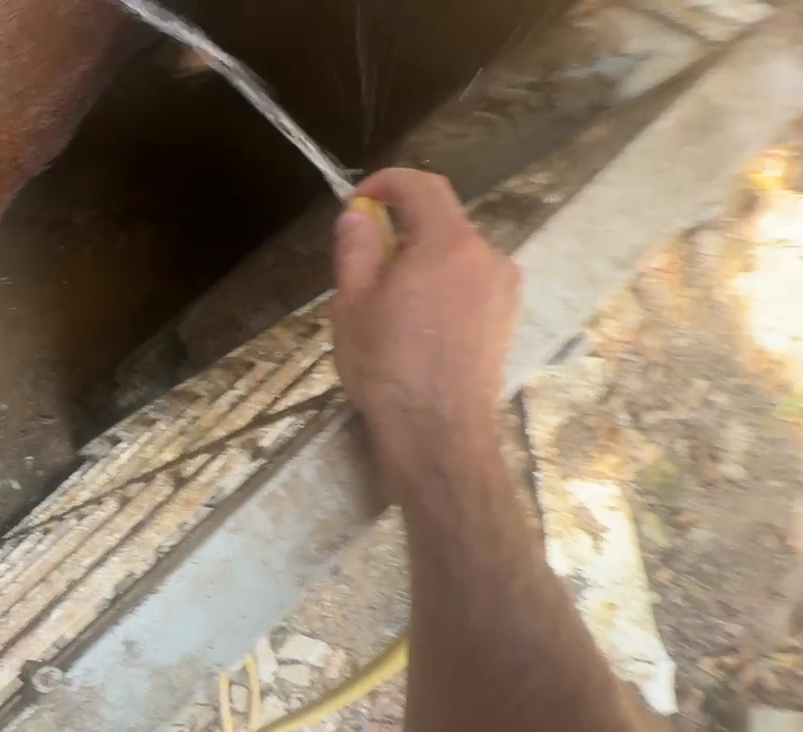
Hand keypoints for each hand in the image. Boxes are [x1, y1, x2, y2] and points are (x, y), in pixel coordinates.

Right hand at [333, 168, 521, 500]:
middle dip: (400, 235)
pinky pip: (469, 283)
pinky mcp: (506, 312)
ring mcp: (502, 283)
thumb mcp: (352, 307)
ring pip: (454, 257)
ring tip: (387, 310)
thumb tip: (355, 215)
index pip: (423, 188)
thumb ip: (355, 253)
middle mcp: (485, 252)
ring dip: (420, 265)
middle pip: (440, 224)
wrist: (436, 423)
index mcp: (444, 244)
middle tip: (362, 269)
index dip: (389, 183)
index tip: (360, 196)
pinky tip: (416, 328)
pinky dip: (440, 288)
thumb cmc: (385, 364)